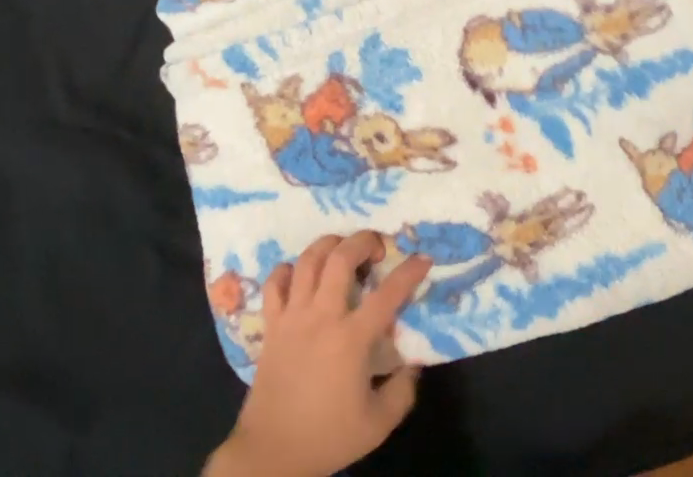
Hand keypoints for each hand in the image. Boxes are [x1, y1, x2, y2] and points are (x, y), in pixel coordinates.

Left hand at [205, 232, 433, 476]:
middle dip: (362, 241)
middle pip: (340, 258)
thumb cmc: (328, 437)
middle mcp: (321, 317)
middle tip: (376, 245)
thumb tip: (414, 361)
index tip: (423, 258)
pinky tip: (300, 273)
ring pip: (307, 261)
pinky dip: (288, 269)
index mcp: (351, 339)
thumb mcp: (379, 423)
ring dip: (327, 245)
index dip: (409, 272)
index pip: (387, 294)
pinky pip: (275, 283)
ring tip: (342, 247)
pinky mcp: (270, 325)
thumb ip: (403, 388)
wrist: (272, 451)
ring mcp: (291, 317)